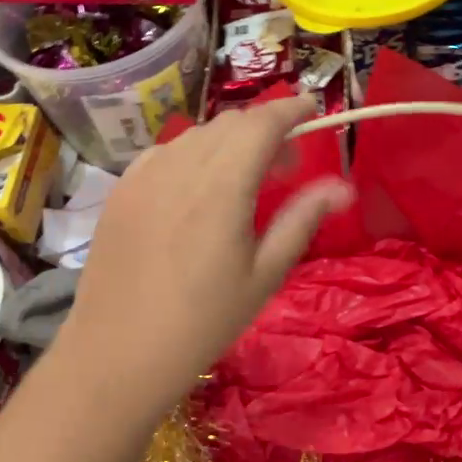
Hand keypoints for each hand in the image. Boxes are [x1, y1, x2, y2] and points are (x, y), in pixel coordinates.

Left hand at [60, 96, 353, 414]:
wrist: (118, 352)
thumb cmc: (204, 321)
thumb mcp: (265, 274)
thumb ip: (302, 219)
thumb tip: (342, 186)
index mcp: (223, 185)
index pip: (262, 122)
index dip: (292, 109)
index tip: (314, 110)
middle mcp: (181, 166)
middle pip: (230, 123)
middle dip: (265, 130)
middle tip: (287, 167)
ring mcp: (144, 175)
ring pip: (196, 135)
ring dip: (229, 142)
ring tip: (244, 181)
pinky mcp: (121, 190)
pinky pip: (165, 153)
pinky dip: (192, 155)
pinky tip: (197, 190)